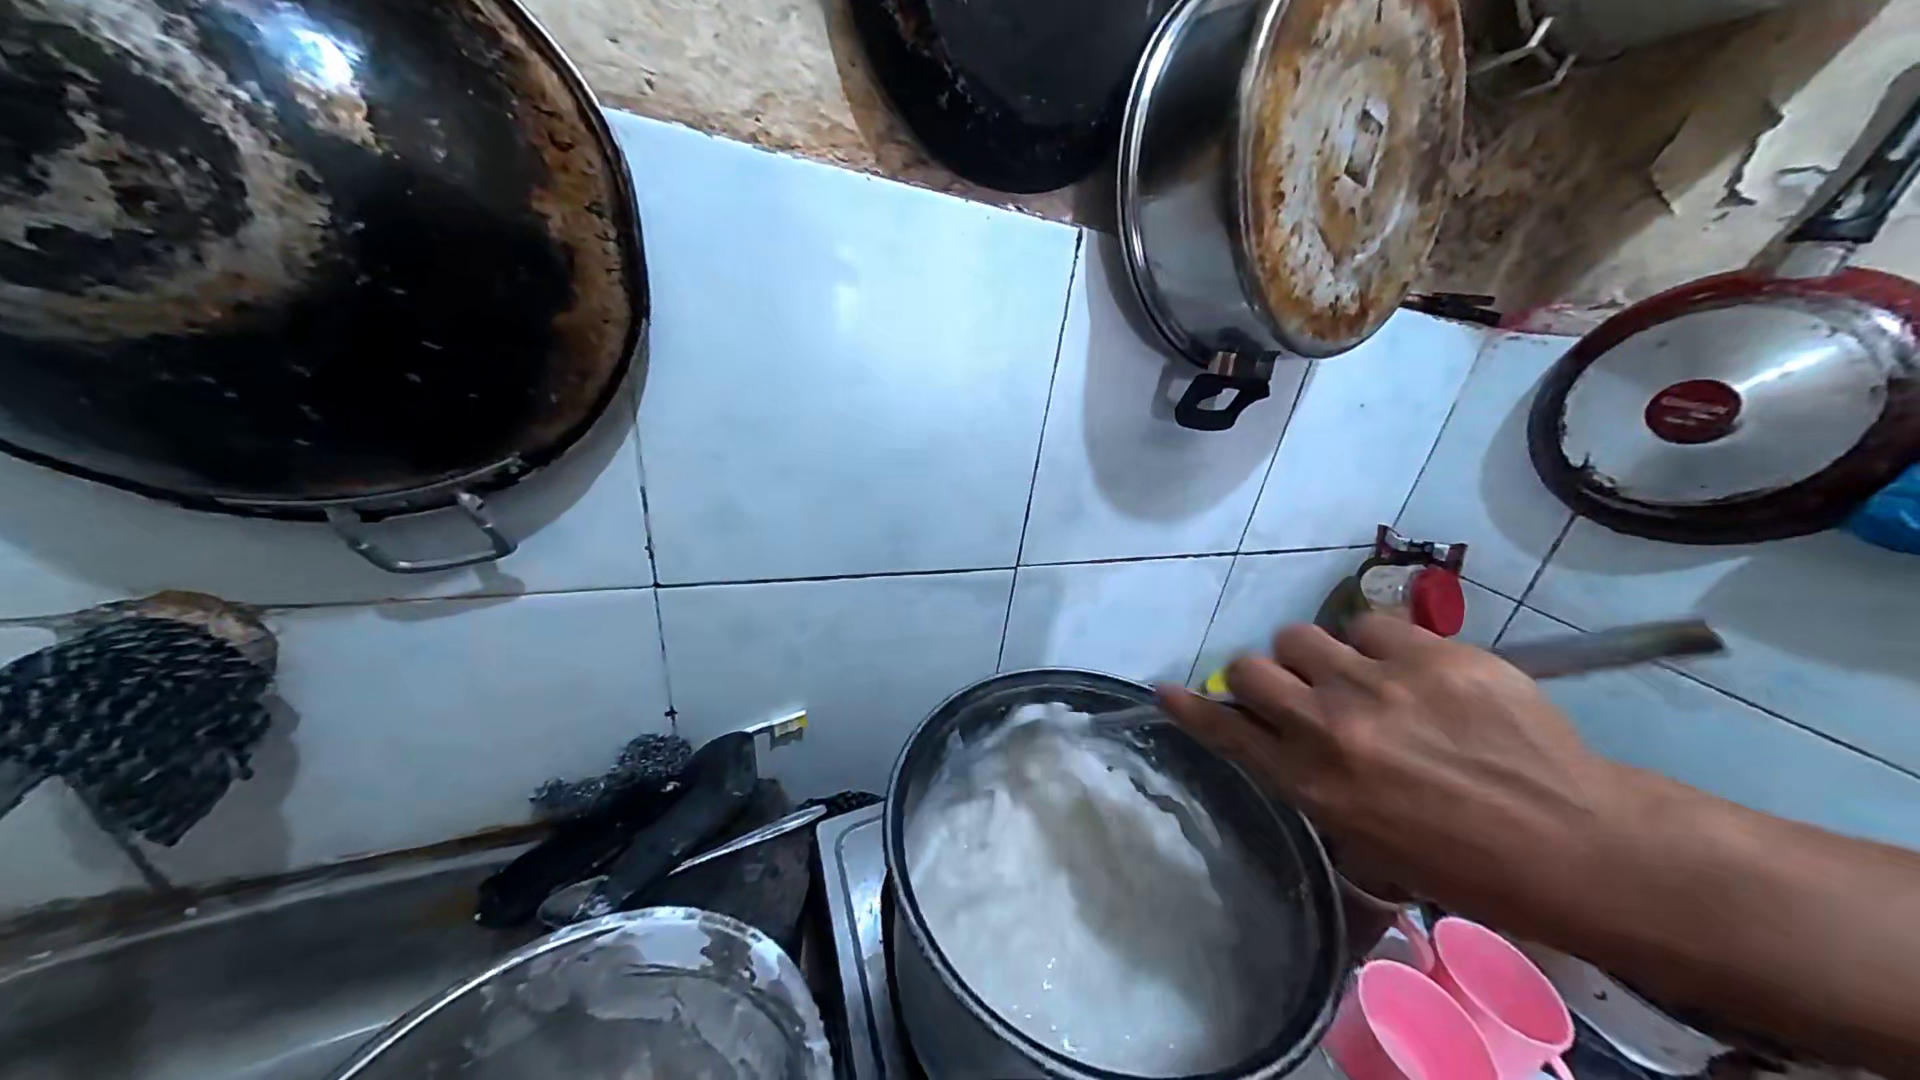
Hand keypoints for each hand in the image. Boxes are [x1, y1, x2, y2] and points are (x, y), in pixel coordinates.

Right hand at [1157, 615, 1620, 916]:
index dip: (1190, 708)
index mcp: (1311, 784)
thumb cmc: (1462, 861)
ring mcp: (1377, 684)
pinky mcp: (1429, 653)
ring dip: (1315, 655)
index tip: (1165, 690)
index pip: (1226, 731)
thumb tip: (1279, 738)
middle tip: (1298, 689)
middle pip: (1250, 667)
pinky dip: (1377, 645)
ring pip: (1300, 635)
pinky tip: (1409, 670)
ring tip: (1355, 674)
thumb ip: (1309, 782)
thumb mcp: (1362, 840)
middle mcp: (1328, 727)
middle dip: (1264, 677)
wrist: (1577, 842)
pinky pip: (1369, 624)